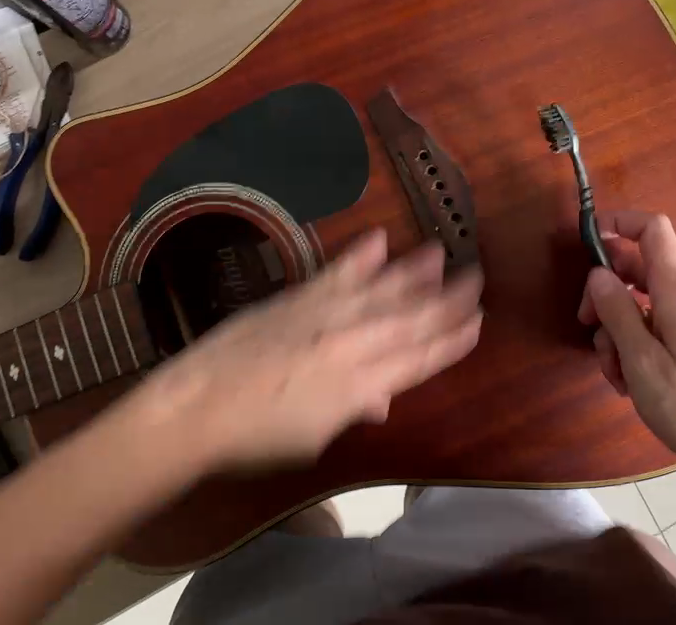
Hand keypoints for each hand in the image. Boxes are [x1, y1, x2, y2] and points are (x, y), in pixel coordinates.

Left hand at [132, 228, 483, 469]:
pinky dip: (360, 256)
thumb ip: (353, 409)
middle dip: (446, 301)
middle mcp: (351, 344)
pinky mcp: (296, 297)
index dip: (450, 342)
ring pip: (381, 290)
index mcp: (361, 385)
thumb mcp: (314, 436)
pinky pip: (337, 272)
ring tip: (440, 252)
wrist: (199, 405)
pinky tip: (380, 239)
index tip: (476, 323)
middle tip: (475, 279)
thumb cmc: (256, 437)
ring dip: (414, 272)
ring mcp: (323, 315)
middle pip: (410, 319)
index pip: (419, 360)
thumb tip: (380, 399)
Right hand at [577, 211, 675, 478]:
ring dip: (620, 330)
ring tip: (615, 374)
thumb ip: (617, 312)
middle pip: (641, 270)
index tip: (589, 240)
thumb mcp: (641, 362)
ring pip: (647, 305)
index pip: (653, 229)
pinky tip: (634, 382)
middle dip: (607, 294)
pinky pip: (662, 329)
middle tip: (587, 328)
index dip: (620, 222)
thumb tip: (598, 273)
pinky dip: (640, 345)